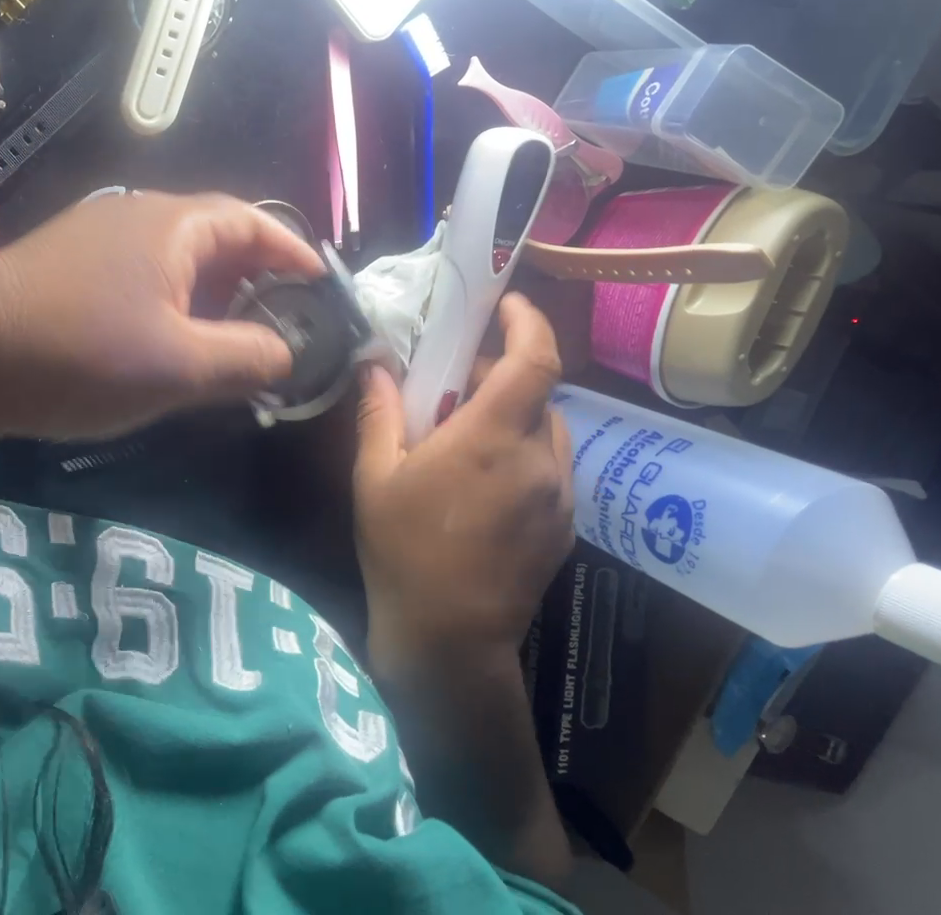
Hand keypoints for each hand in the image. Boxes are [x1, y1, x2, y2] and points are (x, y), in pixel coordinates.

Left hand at [0, 191, 324, 441]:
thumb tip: (292, 352)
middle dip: (258, 288)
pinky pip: (141, 284)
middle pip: (220, 243)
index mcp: (174, 223)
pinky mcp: (69, 272)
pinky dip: (171, 313)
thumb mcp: (177, 367)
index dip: (298, 257)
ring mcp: (98, 242)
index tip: (324, 299)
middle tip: (284, 337)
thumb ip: (248, 357)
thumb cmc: (76, 357)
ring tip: (236, 354)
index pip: (258, 223)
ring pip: (178, 268)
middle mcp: (139, 217)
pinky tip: (171, 354)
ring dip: (213, 306)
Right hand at [352, 294, 574, 676]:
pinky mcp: (565, 525)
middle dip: (500, 375)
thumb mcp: (374, 478)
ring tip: (465, 437)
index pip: (534, 360)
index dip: (528, 322)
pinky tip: (482, 483)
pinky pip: (550, 467)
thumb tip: (375, 365)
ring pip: (546, 430)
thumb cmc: (402, 550)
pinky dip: (522, 453)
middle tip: (451, 386)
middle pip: (537, 392)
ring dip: (512, 415)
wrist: (448, 636)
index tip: (506, 303)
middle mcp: (539, 459)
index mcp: (490, 439)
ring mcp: (560, 495)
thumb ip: (379, 413)